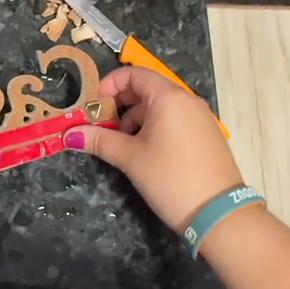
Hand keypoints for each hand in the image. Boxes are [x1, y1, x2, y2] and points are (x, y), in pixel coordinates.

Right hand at [63, 66, 243, 230]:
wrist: (220, 215)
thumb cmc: (170, 178)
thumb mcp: (130, 158)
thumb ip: (99, 141)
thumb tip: (69, 135)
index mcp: (169, 97)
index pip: (134, 74)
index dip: (110, 85)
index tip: (93, 105)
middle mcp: (187, 100)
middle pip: (147, 88)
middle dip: (121, 104)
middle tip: (102, 127)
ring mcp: (200, 118)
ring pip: (160, 107)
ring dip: (136, 119)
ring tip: (122, 145)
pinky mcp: (207, 135)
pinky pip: (175, 120)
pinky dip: (155, 128)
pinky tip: (146, 153)